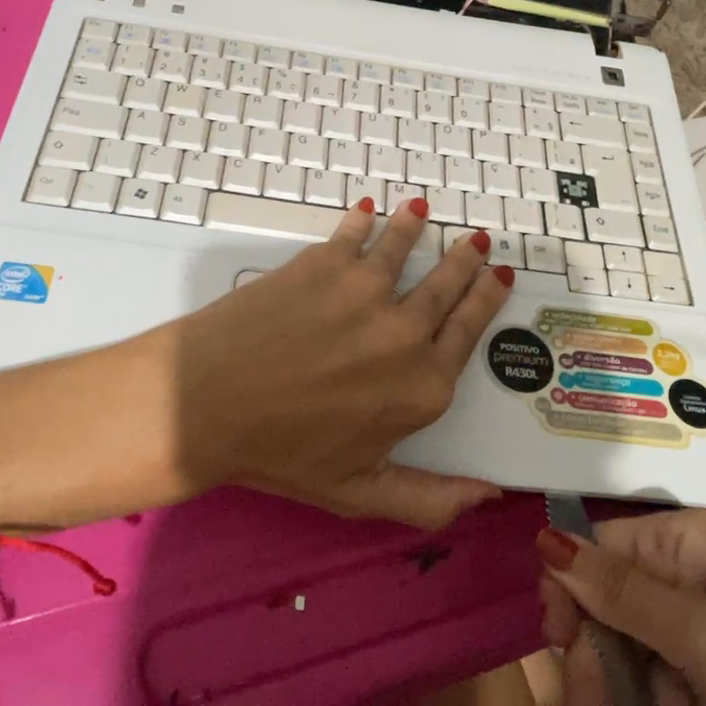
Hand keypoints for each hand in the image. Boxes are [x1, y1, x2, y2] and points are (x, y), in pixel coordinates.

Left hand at [170, 197, 513, 528]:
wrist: (207, 402)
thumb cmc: (281, 453)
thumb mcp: (359, 494)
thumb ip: (431, 499)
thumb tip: (490, 495)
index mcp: (422, 387)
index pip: (468, 333)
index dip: (486, 302)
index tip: (498, 278)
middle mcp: (405, 332)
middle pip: (446, 286)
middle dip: (465, 261)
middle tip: (477, 242)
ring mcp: (365, 289)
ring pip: (404, 248)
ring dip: (417, 228)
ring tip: (424, 211)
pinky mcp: (324, 262)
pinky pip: (355, 231)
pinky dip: (365, 218)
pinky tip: (368, 207)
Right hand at [535, 511, 705, 705]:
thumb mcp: (705, 635)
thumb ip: (620, 591)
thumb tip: (543, 535)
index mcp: (684, 543)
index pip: (595, 549)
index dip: (569, 593)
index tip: (559, 646)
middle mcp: (687, 575)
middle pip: (606, 604)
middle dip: (595, 657)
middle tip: (592, 702)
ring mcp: (703, 630)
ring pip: (628, 651)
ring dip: (621, 687)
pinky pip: (662, 679)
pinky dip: (655, 698)